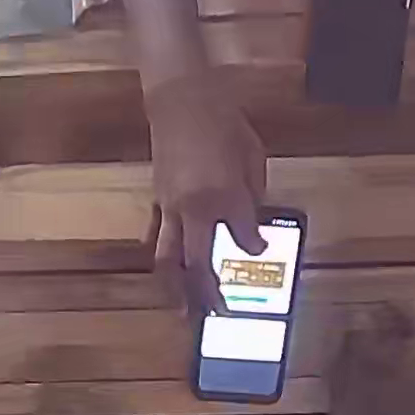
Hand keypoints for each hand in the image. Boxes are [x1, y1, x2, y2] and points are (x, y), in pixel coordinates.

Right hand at [144, 78, 267, 312]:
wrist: (180, 102)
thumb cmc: (222, 122)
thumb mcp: (252, 154)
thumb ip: (252, 193)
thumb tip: (251, 221)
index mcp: (225, 195)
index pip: (243, 234)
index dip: (252, 246)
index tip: (257, 251)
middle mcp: (196, 210)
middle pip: (199, 263)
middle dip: (208, 292)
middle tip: (217, 313)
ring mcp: (171, 210)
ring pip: (170, 260)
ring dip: (176, 290)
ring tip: (182, 312)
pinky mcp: (158, 204)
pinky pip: (158, 239)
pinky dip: (164, 260)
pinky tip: (167, 276)